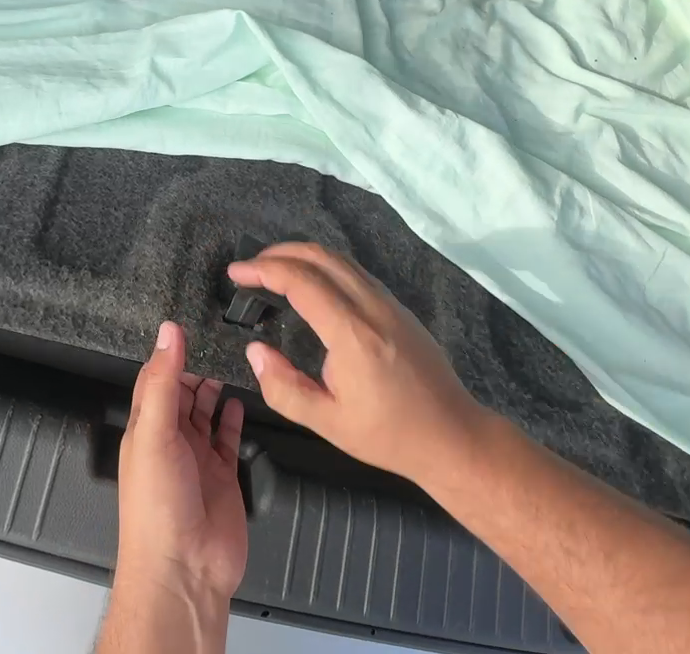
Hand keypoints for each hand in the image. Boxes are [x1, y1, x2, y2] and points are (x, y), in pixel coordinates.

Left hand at [114, 321, 247, 602]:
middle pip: (181, 393)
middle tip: (217, 339)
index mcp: (145, 429)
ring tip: (230, 360)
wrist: (185, 569)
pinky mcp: (223, 475)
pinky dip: (232, 418)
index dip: (168, 354)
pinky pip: (226, 438)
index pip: (153, 380)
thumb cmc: (157, 507)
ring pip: (204, 412)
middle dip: (195, 367)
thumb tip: (168, 332)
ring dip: (213, 389)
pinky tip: (239, 399)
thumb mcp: (154, 433)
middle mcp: (170, 441)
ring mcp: (197, 459)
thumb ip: (162, 381)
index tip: (185, 326)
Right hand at [231, 242, 492, 489]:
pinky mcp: (399, 308)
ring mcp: (390, 304)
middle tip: (249, 266)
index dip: (264, 270)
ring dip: (302, 256)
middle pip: (321, 257)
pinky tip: (311, 283)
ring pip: (341, 260)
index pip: (302, 281)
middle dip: (279, 253)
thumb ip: (283, 388)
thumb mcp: (327, 422)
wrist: (453, 436)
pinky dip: (324, 266)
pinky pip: (356, 272)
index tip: (236, 273)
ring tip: (273, 269)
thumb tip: (255, 350)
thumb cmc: (388, 436)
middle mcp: (372, 308)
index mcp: (353, 335)